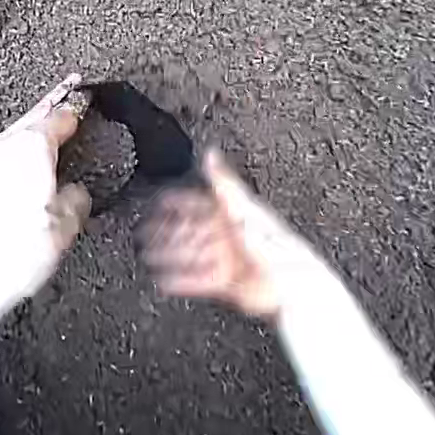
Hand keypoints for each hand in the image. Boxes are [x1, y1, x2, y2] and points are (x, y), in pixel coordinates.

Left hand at [0, 73, 93, 337]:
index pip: (61, 114)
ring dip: (30, 129)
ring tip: (44, 132)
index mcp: (31, 149)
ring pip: (11, 136)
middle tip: (66, 91)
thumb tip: (77, 193)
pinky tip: (14, 172)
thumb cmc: (6, 259)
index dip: (78, 104)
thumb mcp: (64, 230)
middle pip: (33, 117)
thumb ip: (77, 201)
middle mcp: (1, 148)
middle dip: (52, 104)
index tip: (85, 96)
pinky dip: (10, 155)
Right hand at [140, 149, 330, 323]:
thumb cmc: (271, 242)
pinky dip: (181, 280)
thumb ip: (222, 180)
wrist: (289, 282)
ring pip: (191, 255)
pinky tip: (165, 281)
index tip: (158, 201)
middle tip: (144, 233)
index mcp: (230, 212)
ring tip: (148, 257)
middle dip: (167, 231)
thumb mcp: (241, 205)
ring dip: (169, 256)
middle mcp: (227, 233)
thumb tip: (210, 152)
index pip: (196, 203)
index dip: (176, 202)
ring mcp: (226, 258)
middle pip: (190, 230)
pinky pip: (198, 279)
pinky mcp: (228, 281)